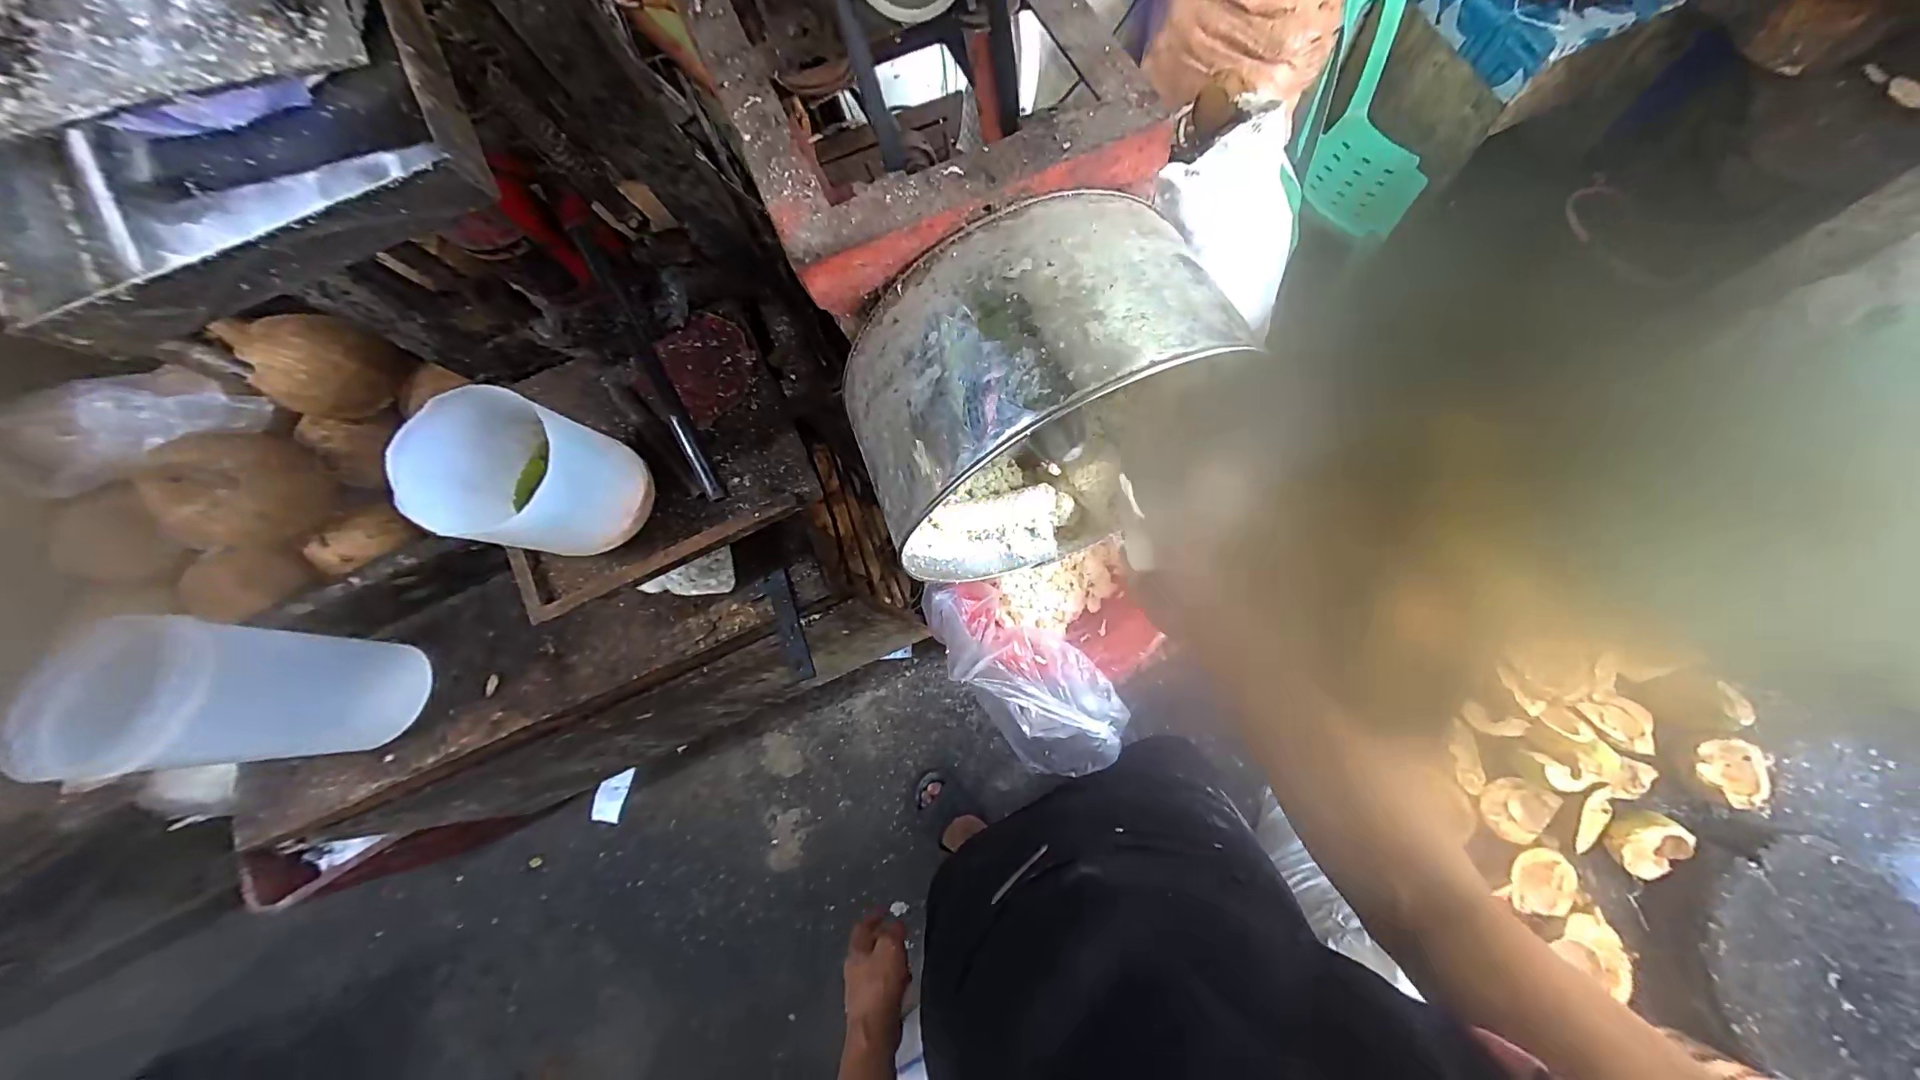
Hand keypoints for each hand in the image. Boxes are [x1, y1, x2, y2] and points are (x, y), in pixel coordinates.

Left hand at [842, 914, 909, 1026]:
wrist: (874, 1031)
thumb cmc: (881, 985)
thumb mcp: (891, 948)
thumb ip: (893, 932)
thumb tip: (895, 923)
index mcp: (856, 950)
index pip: (863, 926)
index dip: (875, 916)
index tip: (886, 910)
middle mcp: (853, 967)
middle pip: (867, 946)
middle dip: (883, 939)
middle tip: (899, 935)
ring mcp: (858, 988)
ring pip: (874, 965)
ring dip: (888, 960)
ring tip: (904, 958)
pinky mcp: (868, 1006)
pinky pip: (880, 984)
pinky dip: (891, 978)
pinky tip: (903, 983)